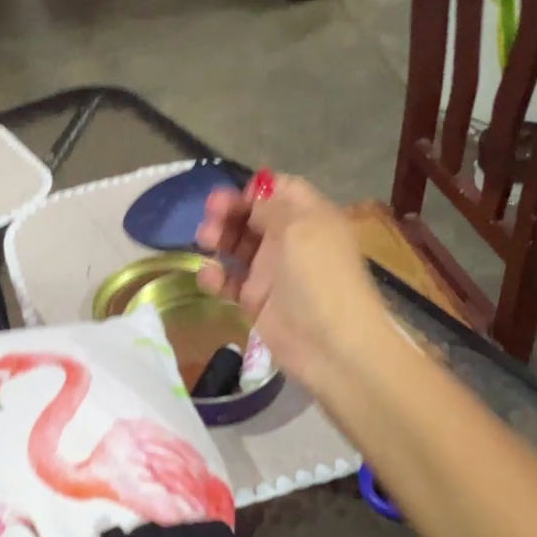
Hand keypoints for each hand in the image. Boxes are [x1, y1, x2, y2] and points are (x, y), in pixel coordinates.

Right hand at [195, 174, 390, 390]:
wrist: (331, 346)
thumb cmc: (318, 278)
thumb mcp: (299, 228)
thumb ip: (271, 206)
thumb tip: (254, 196)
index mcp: (309, 217)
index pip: (280, 190)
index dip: (254, 190)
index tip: (233, 198)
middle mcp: (291, 240)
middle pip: (253, 216)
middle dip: (228, 212)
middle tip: (209, 217)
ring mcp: (272, 272)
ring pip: (238, 246)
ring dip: (218, 239)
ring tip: (205, 242)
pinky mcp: (256, 301)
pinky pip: (230, 282)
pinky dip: (216, 276)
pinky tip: (207, 277)